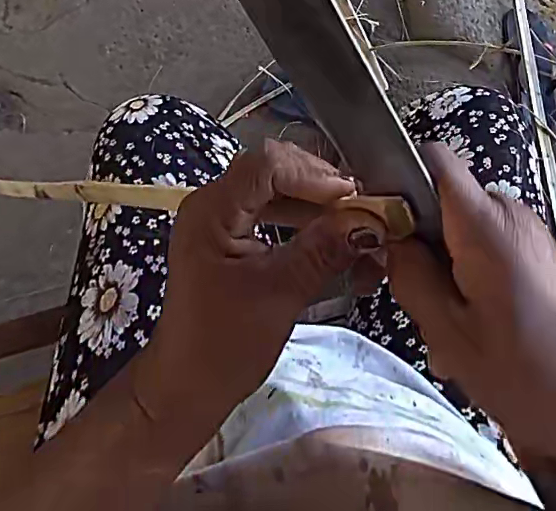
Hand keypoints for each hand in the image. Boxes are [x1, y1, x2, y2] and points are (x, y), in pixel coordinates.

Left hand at [132, 139, 386, 427]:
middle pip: (272, 167)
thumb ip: (324, 250)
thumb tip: (370, 222)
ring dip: (312, 198)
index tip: (350, 198)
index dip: (312, 175)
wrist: (185, 390)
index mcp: (212, 211)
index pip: (267, 165)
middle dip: (317, 183)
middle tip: (356, 205)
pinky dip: (300, 213)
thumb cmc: (224, 346)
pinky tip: (325, 229)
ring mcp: (219, 215)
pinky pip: (269, 205)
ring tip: (347, 217)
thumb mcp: (281, 294)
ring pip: (273, 185)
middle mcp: (212, 202)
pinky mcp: (229, 232)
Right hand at [385, 141, 555, 468]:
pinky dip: (469, 281)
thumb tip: (390, 241)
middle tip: (413, 300)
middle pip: (441, 201)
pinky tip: (475, 334)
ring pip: (461, 231)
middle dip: (418, 244)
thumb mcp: (453, 332)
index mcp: (484, 221)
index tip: (376, 221)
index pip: (431, 157)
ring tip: (449, 332)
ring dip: (444, 271)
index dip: (395, 177)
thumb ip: (411, 277)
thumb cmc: (538, 374)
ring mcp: (525, 233)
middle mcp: (508, 214)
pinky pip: (485, 250)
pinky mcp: (536, 255)